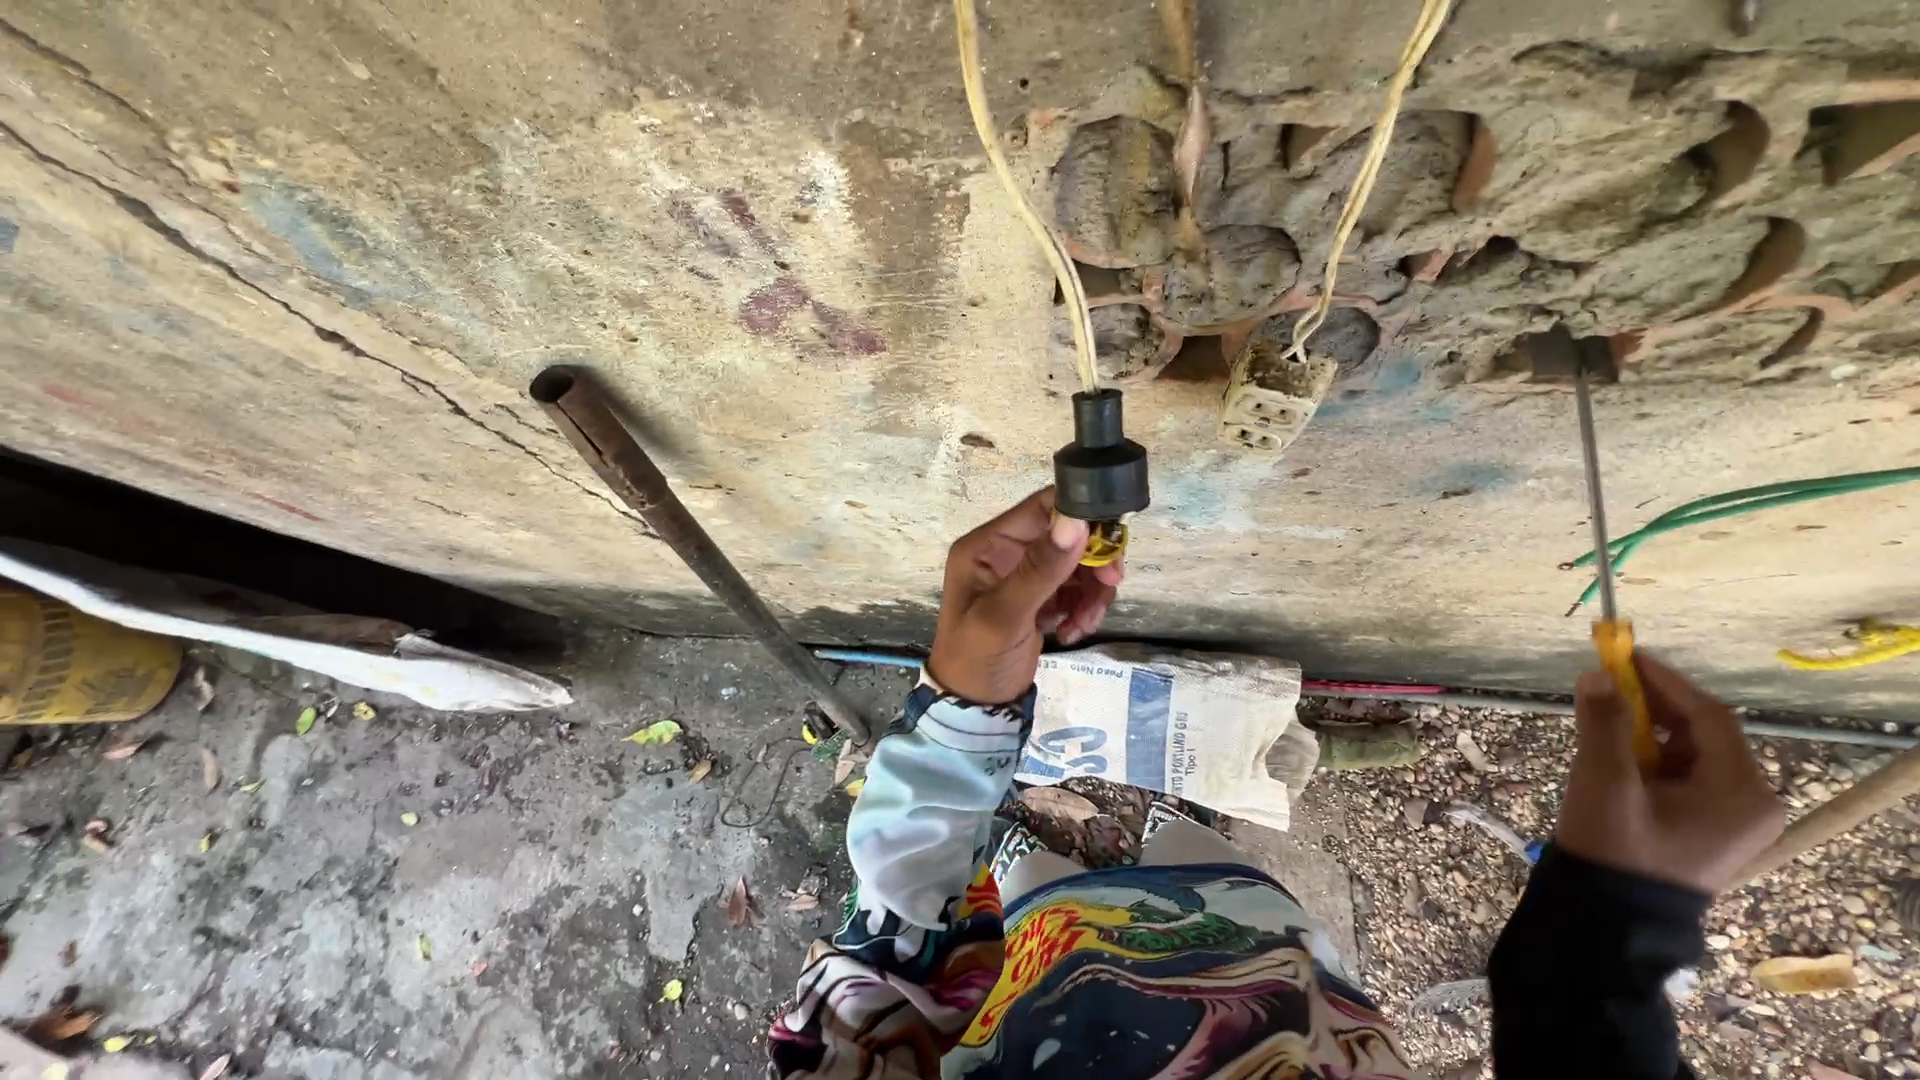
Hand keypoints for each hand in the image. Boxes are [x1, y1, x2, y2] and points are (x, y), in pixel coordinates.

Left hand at [925, 488, 1123, 704]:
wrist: (974, 707)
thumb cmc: (977, 658)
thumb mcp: (1005, 615)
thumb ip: (1040, 569)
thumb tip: (1077, 522)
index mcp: (987, 545)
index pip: (1041, 508)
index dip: (1080, 516)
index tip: (1110, 540)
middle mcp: (1006, 552)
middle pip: (1067, 535)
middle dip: (1092, 561)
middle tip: (1110, 584)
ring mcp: (1024, 575)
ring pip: (1078, 564)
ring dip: (1091, 591)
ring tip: (1085, 622)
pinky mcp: (1041, 598)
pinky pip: (1077, 589)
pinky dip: (1084, 608)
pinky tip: (1073, 631)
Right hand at [1556, 653, 1783, 893]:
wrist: (1612, 918)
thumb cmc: (1615, 848)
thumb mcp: (1603, 782)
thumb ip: (1602, 725)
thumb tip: (1594, 674)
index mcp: (1742, 791)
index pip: (1709, 717)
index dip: (1664, 681)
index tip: (1622, 656)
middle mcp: (1752, 802)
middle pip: (1701, 734)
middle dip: (1651, 704)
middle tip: (1604, 683)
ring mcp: (1733, 820)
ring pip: (1689, 754)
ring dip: (1646, 731)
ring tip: (1600, 720)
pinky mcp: (1709, 829)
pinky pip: (1684, 777)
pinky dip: (1650, 757)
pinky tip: (1614, 754)